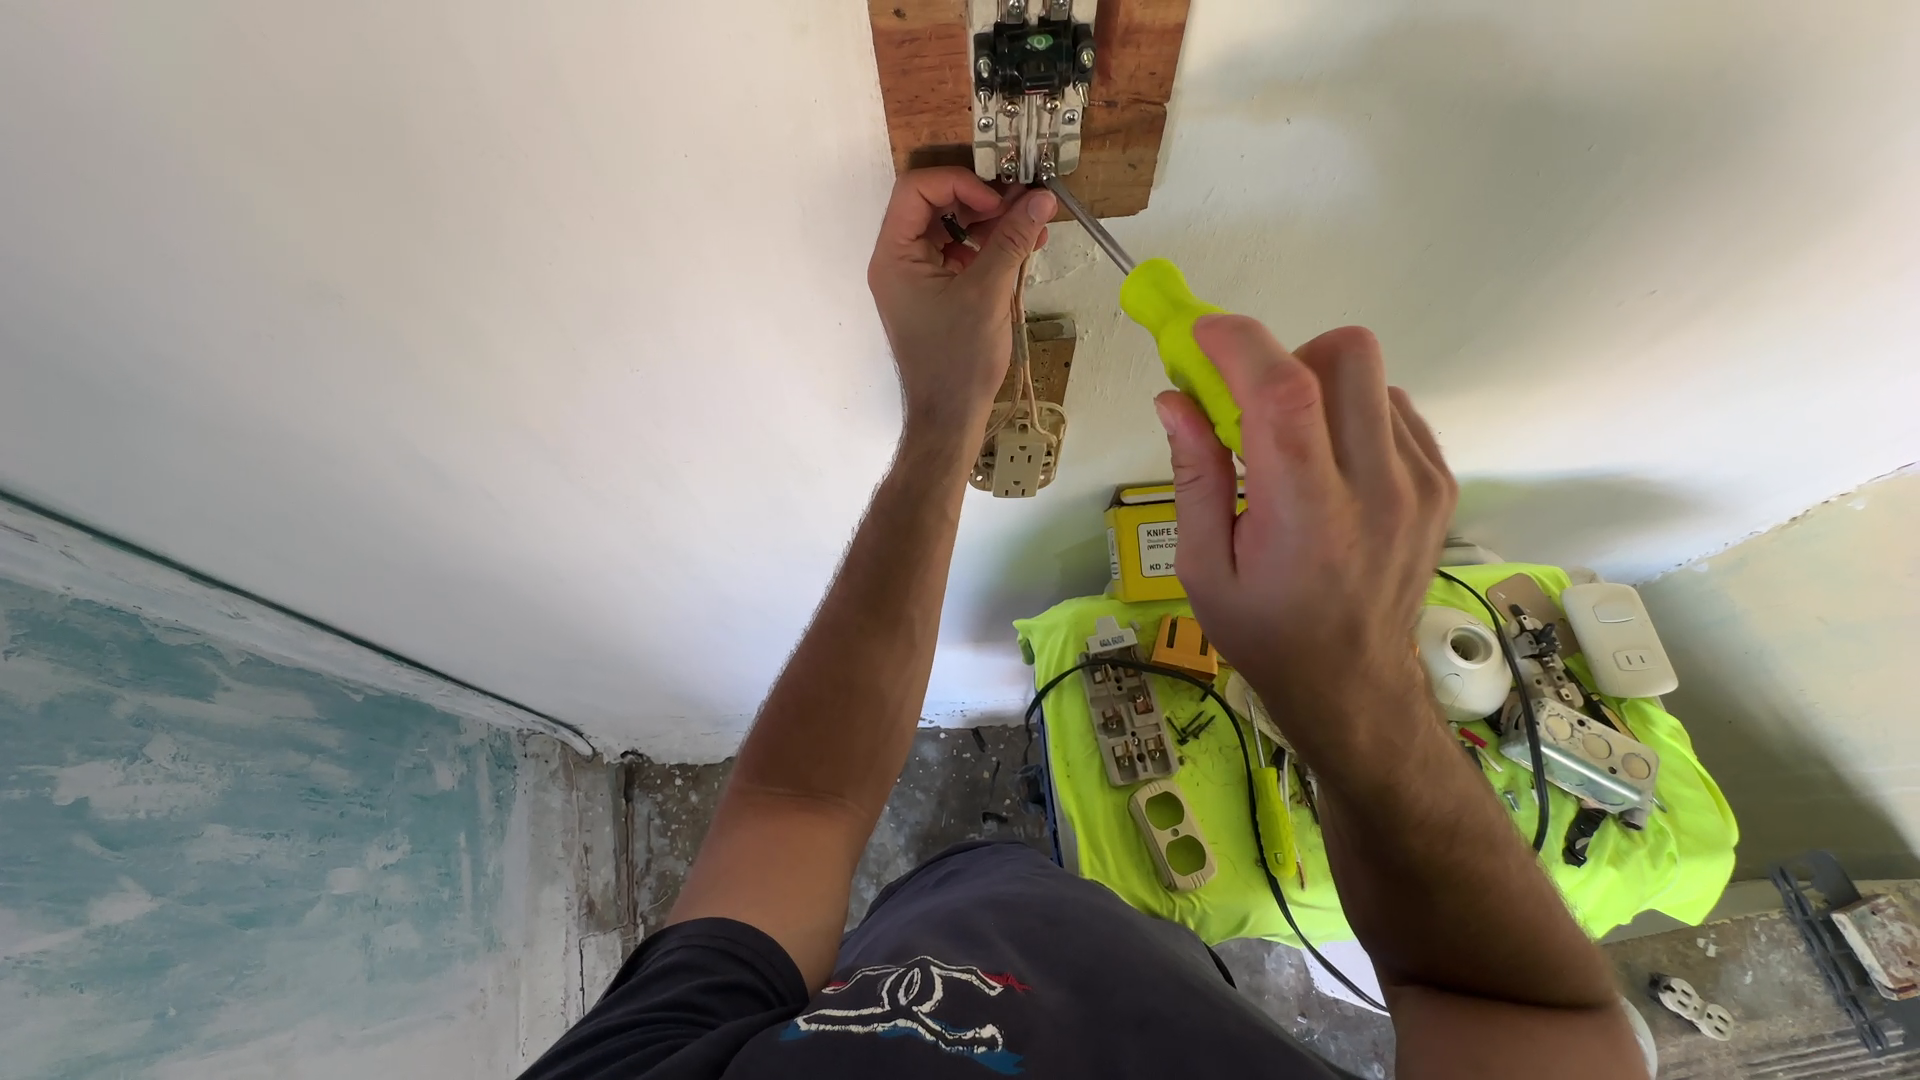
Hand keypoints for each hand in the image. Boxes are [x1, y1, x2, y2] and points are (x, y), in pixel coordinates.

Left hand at [867, 168, 1055, 437]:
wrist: (949, 417)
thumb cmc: (957, 361)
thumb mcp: (987, 294)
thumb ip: (1012, 240)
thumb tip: (1040, 198)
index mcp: (894, 256)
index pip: (917, 189)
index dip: (959, 183)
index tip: (997, 201)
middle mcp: (899, 262)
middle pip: (935, 205)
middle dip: (981, 199)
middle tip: (1023, 201)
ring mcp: (917, 279)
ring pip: (952, 230)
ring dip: (992, 224)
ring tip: (1032, 225)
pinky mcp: (936, 295)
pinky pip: (961, 257)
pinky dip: (989, 249)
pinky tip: (1024, 249)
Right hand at [1155, 316, 1456, 765]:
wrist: (1352, 685)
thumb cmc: (1264, 631)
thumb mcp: (1204, 568)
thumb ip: (1194, 476)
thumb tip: (1173, 398)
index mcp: (1306, 513)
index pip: (1282, 392)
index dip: (1238, 343)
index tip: (1199, 331)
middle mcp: (1376, 486)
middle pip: (1347, 355)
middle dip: (1287, 356)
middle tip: (1252, 405)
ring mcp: (1420, 482)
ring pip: (1374, 376)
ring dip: (1320, 388)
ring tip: (1291, 449)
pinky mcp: (1441, 484)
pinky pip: (1396, 409)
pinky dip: (1353, 415)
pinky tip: (1330, 467)